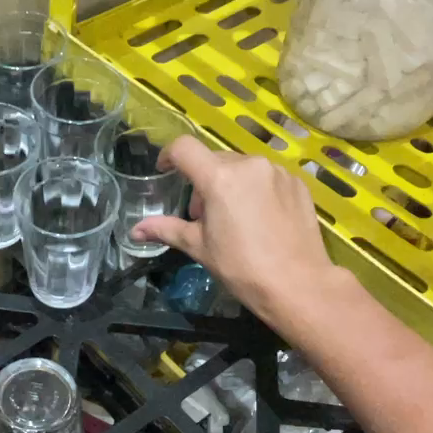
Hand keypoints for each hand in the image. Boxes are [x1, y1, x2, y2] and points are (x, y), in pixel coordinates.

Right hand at [131, 137, 343, 322]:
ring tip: (234, 219)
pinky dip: (255, 190)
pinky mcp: (297, 182)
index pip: (184, 148)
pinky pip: (266, 177)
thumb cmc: (240, 267)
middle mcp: (249, 165)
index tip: (166, 171)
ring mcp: (277, 171)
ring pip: (242, 168)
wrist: (297, 283)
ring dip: (230, 185)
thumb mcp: (199, 247)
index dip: (169, 155)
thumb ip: (166, 230)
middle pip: (214, 160)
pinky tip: (260, 220)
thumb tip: (135, 231)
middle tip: (204, 217)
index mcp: (219, 178)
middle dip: (203, 182)